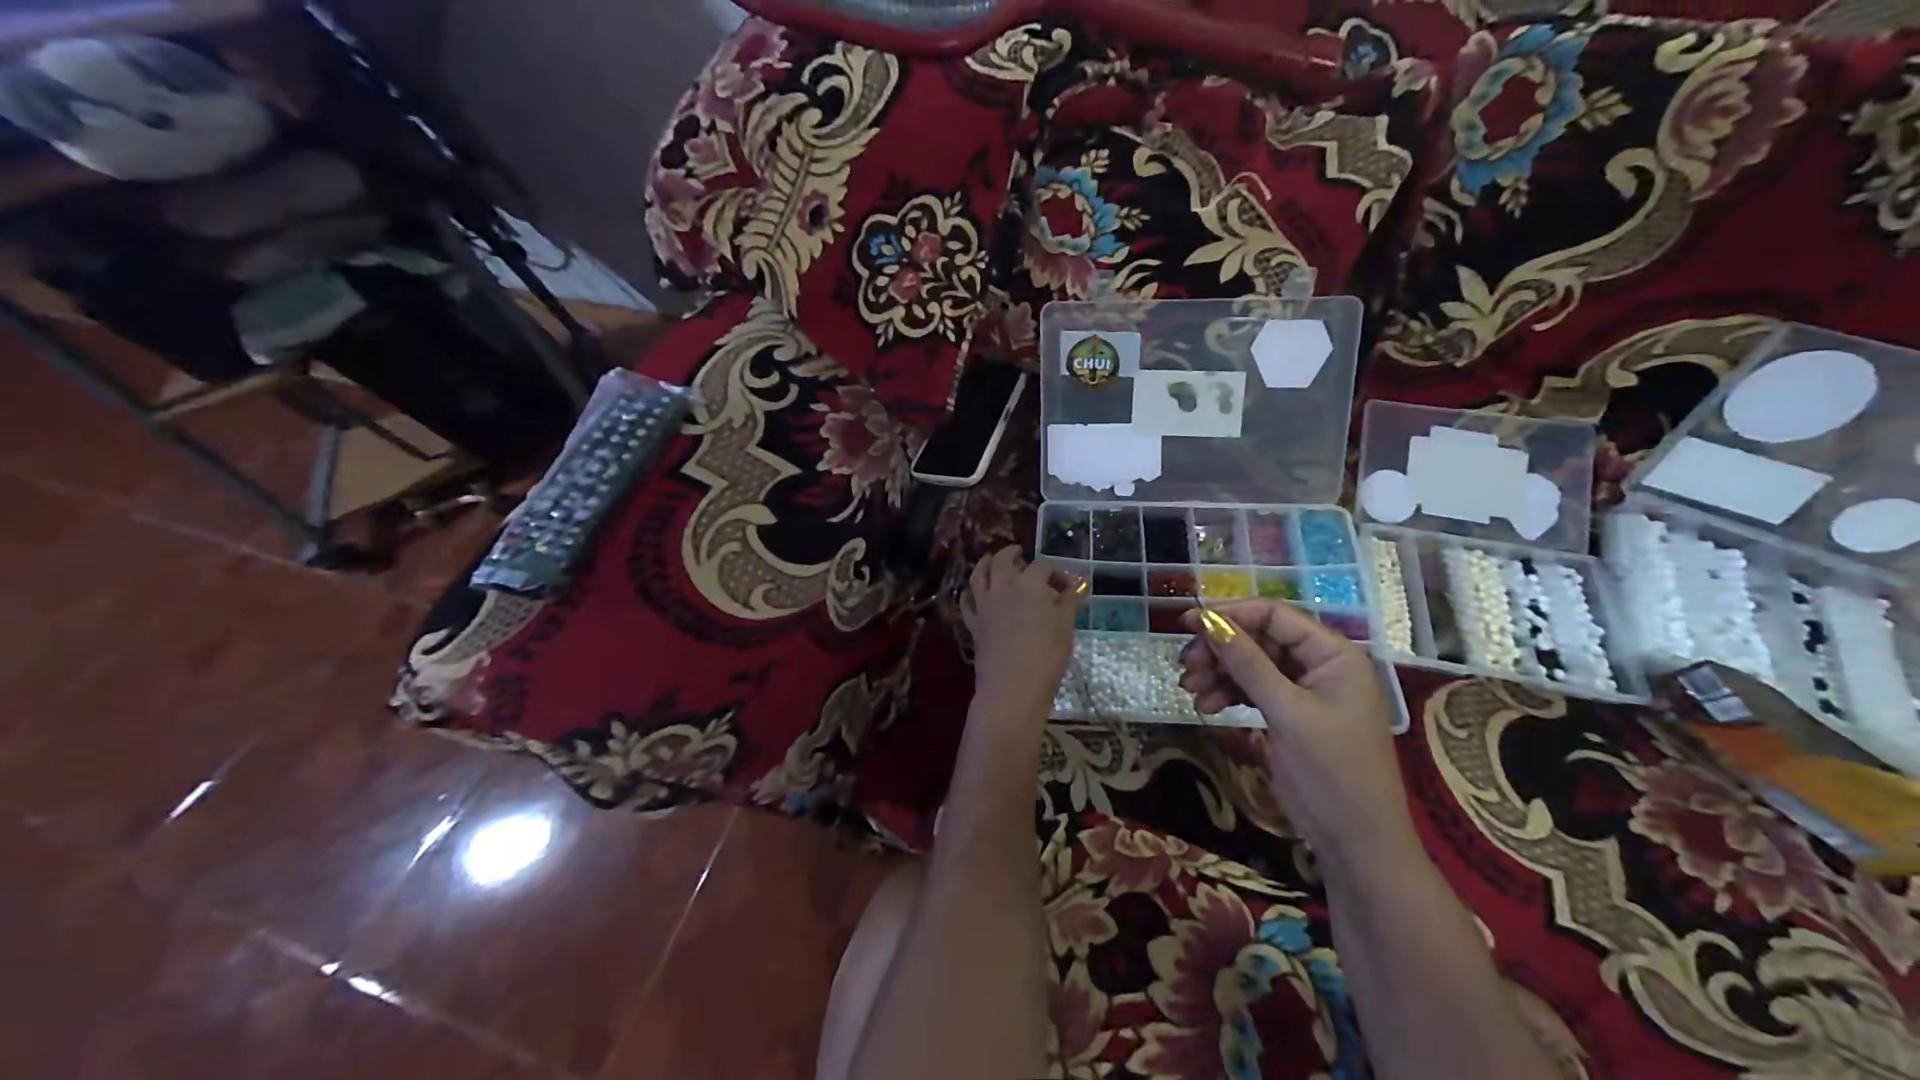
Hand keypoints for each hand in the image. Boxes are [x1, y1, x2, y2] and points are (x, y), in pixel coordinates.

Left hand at [961, 546, 1083, 718]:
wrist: (1013, 687)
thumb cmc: (1046, 655)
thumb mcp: (1065, 627)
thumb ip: (1069, 602)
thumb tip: (1078, 585)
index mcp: (1029, 584)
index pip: (1043, 567)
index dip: (1057, 572)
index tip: (1068, 585)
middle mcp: (1002, 587)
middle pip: (1003, 561)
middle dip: (1012, 554)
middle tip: (1020, 553)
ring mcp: (984, 605)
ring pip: (978, 575)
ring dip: (985, 563)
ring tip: (990, 559)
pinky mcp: (973, 624)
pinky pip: (966, 602)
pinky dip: (968, 592)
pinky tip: (972, 592)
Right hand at [1179, 599, 1416, 860]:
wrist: (1356, 841)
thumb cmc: (1332, 771)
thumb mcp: (1287, 713)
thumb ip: (1248, 663)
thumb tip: (1208, 621)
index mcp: (1335, 654)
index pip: (1275, 616)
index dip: (1230, 614)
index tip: (1186, 622)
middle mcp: (1321, 665)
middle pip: (1260, 639)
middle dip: (1220, 649)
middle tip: (1184, 665)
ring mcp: (1306, 690)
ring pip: (1252, 664)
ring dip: (1219, 673)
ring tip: (1190, 689)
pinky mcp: (1291, 714)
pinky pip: (1253, 689)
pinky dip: (1228, 694)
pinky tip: (1207, 706)